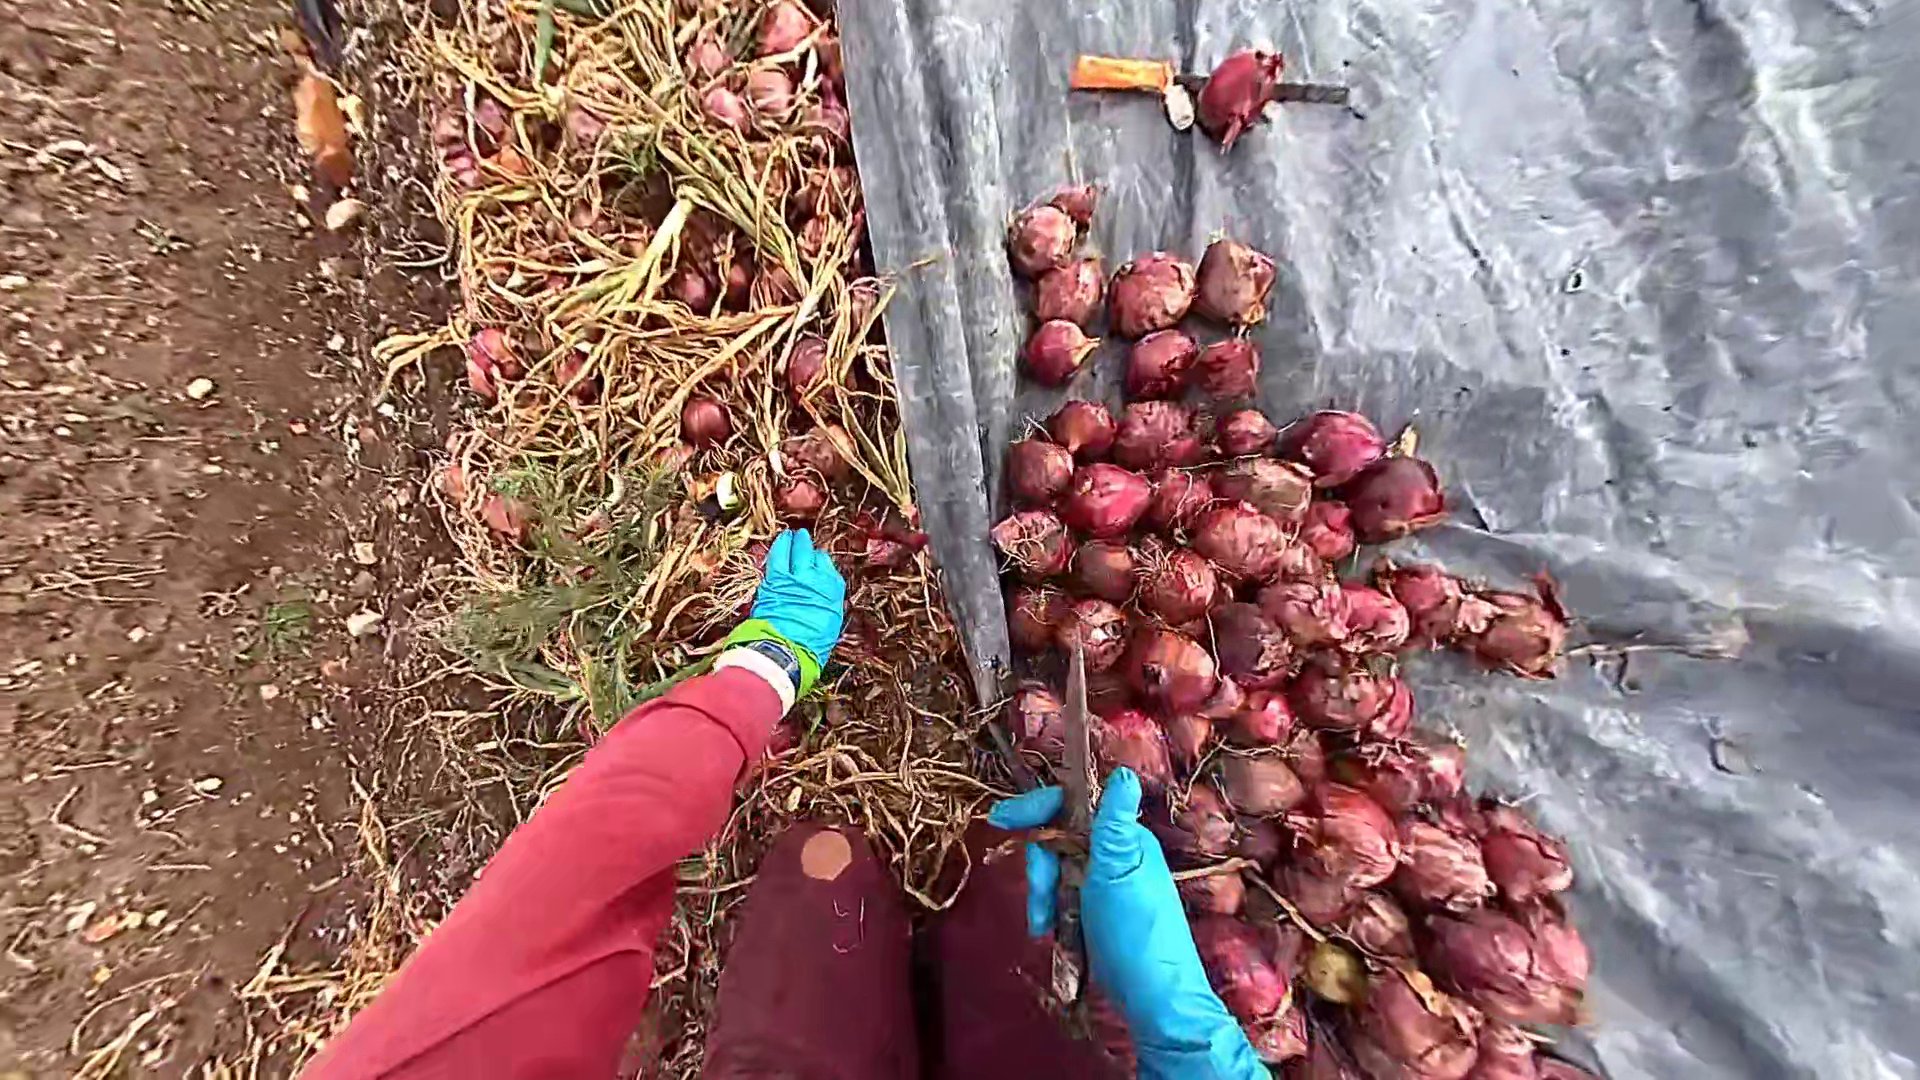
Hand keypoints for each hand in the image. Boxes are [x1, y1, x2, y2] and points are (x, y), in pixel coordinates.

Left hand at [724, 529, 844, 694]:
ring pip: (793, 552)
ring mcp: (793, 578)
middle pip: (810, 556)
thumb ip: (825, 607)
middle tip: (803, 536)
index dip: (820, 561)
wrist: (786, 651)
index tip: (817, 558)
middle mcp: (815, 580)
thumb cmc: (810, 647)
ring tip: (789, 535)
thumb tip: (821, 602)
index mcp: (832, 592)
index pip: (827, 567)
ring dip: (791, 542)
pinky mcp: (772, 581)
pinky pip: (776, 559)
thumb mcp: (827, 626)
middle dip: (806, 545)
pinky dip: (777, 549)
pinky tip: (777, 545)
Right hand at [988, 769, 1263, 1079]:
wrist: (1157, 1003)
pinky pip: (1059, 896)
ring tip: (1048, 927)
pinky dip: (1051, 911)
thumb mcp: (1119, 871)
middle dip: (1041, 870)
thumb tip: (1126, 773)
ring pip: (1054, 870)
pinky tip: (1054, 933)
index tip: (1000, 819)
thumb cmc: (1137, 932)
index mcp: (1119, 835)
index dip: (1034, 808)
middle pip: (1055, 839)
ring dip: (1043, 896)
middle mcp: (1110, 851)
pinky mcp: (1093, 908)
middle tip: (1040, 905)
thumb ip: (1113, 821)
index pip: (1069, 804)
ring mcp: (1101, 881)